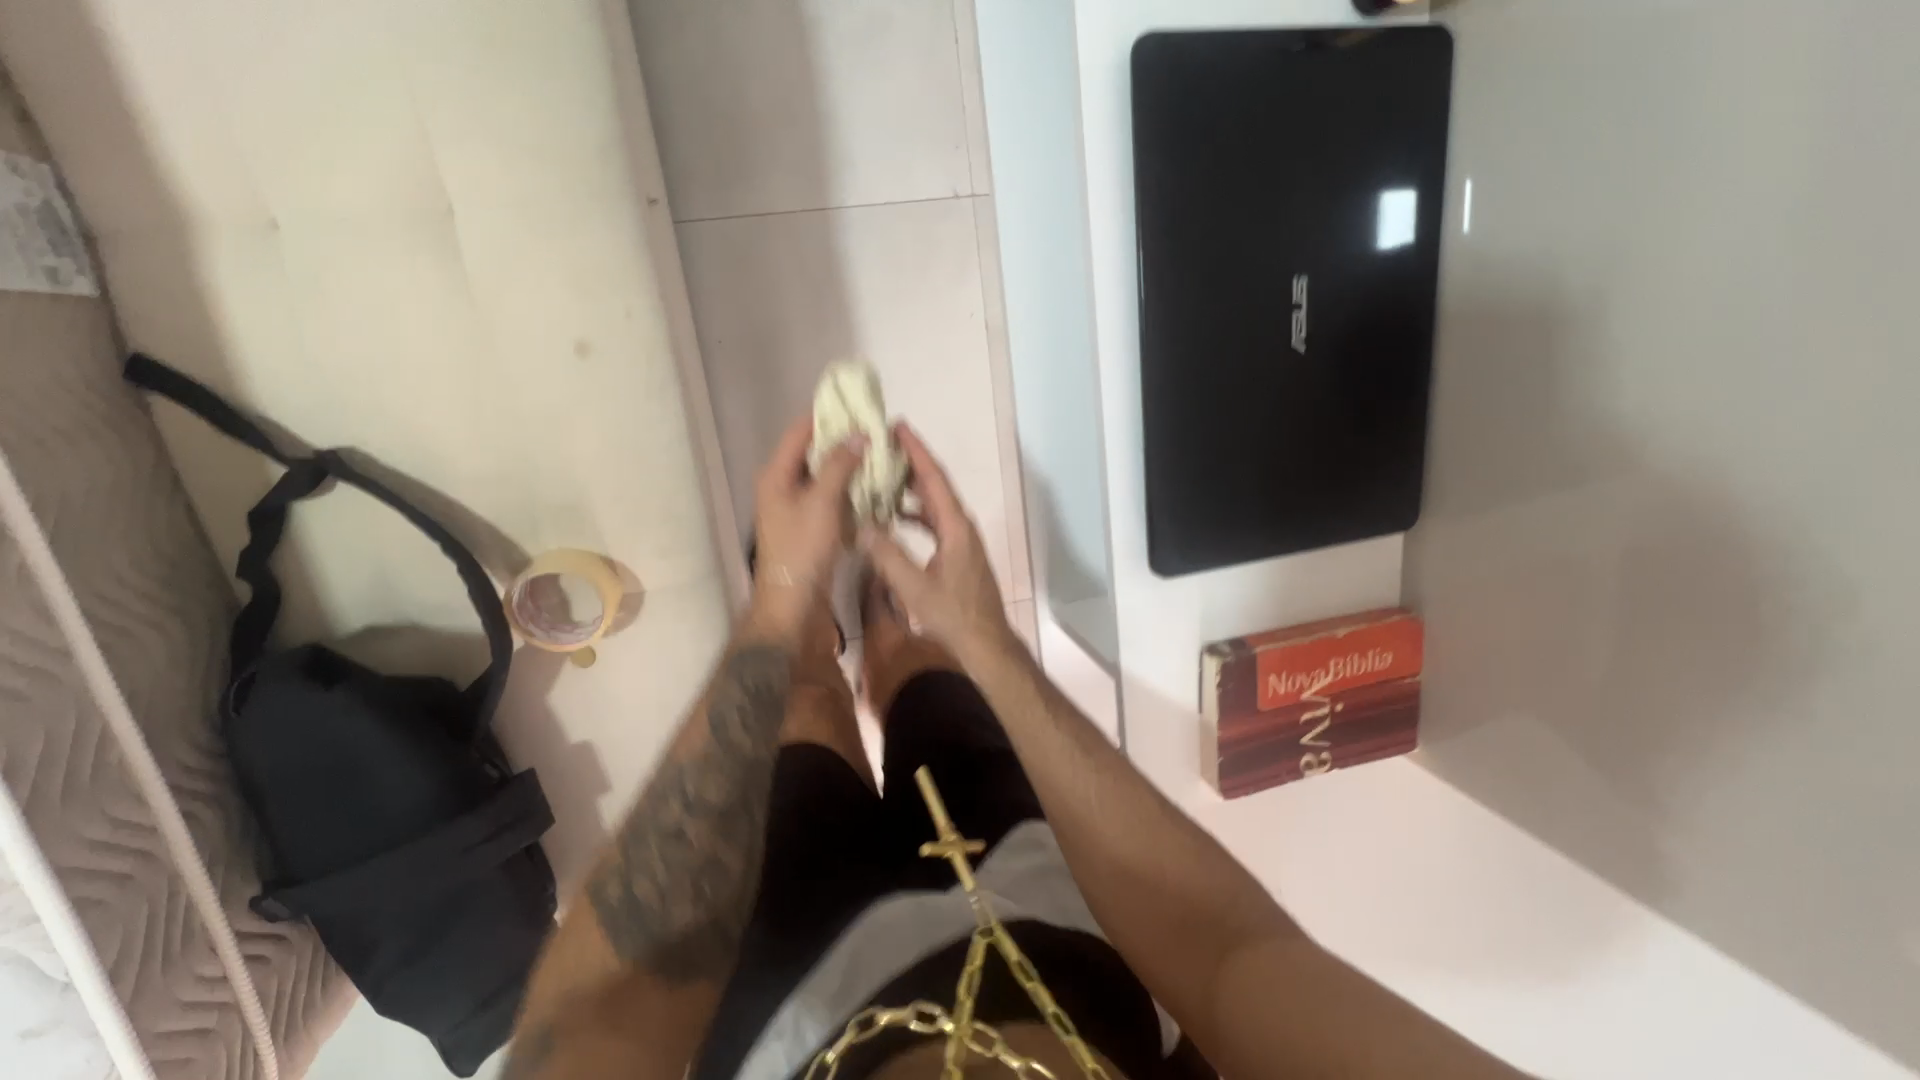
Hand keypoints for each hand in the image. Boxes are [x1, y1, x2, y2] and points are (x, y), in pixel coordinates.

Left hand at [750, 415, 866, 640]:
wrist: (792, 604)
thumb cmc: (803, 549)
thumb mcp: (822, 502)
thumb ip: (840, 465)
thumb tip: (859, 434)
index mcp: (777, 474)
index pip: (801, 431)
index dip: (828, 415)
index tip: (859, 405)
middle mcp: (783, 486)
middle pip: (814, 452)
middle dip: (845, 441)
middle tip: (878, 432)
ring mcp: (797, 508)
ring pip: (826, 477)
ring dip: (850, 468)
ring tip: (882, 456)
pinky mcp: (811, 527)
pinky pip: (832, 500)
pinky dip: (850, 492)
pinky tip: (875, 489)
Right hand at [861, 423, 1016, 665]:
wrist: (985, 642)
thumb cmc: (953, 615)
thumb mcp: (914, 588)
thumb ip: (887, 556)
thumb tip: (862, 525)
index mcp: (955, 527)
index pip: (934, 479)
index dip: (916, 451)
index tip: (898, 427)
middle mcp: (961, 527)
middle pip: (936, 486)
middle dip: (911, 463)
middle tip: (884, 444)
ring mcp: (961, 541)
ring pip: (935, 504)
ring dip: (912, 488)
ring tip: (883, 474)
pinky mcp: (957, 554)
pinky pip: (935, 522)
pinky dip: (915, 514)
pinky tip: (895, 516)